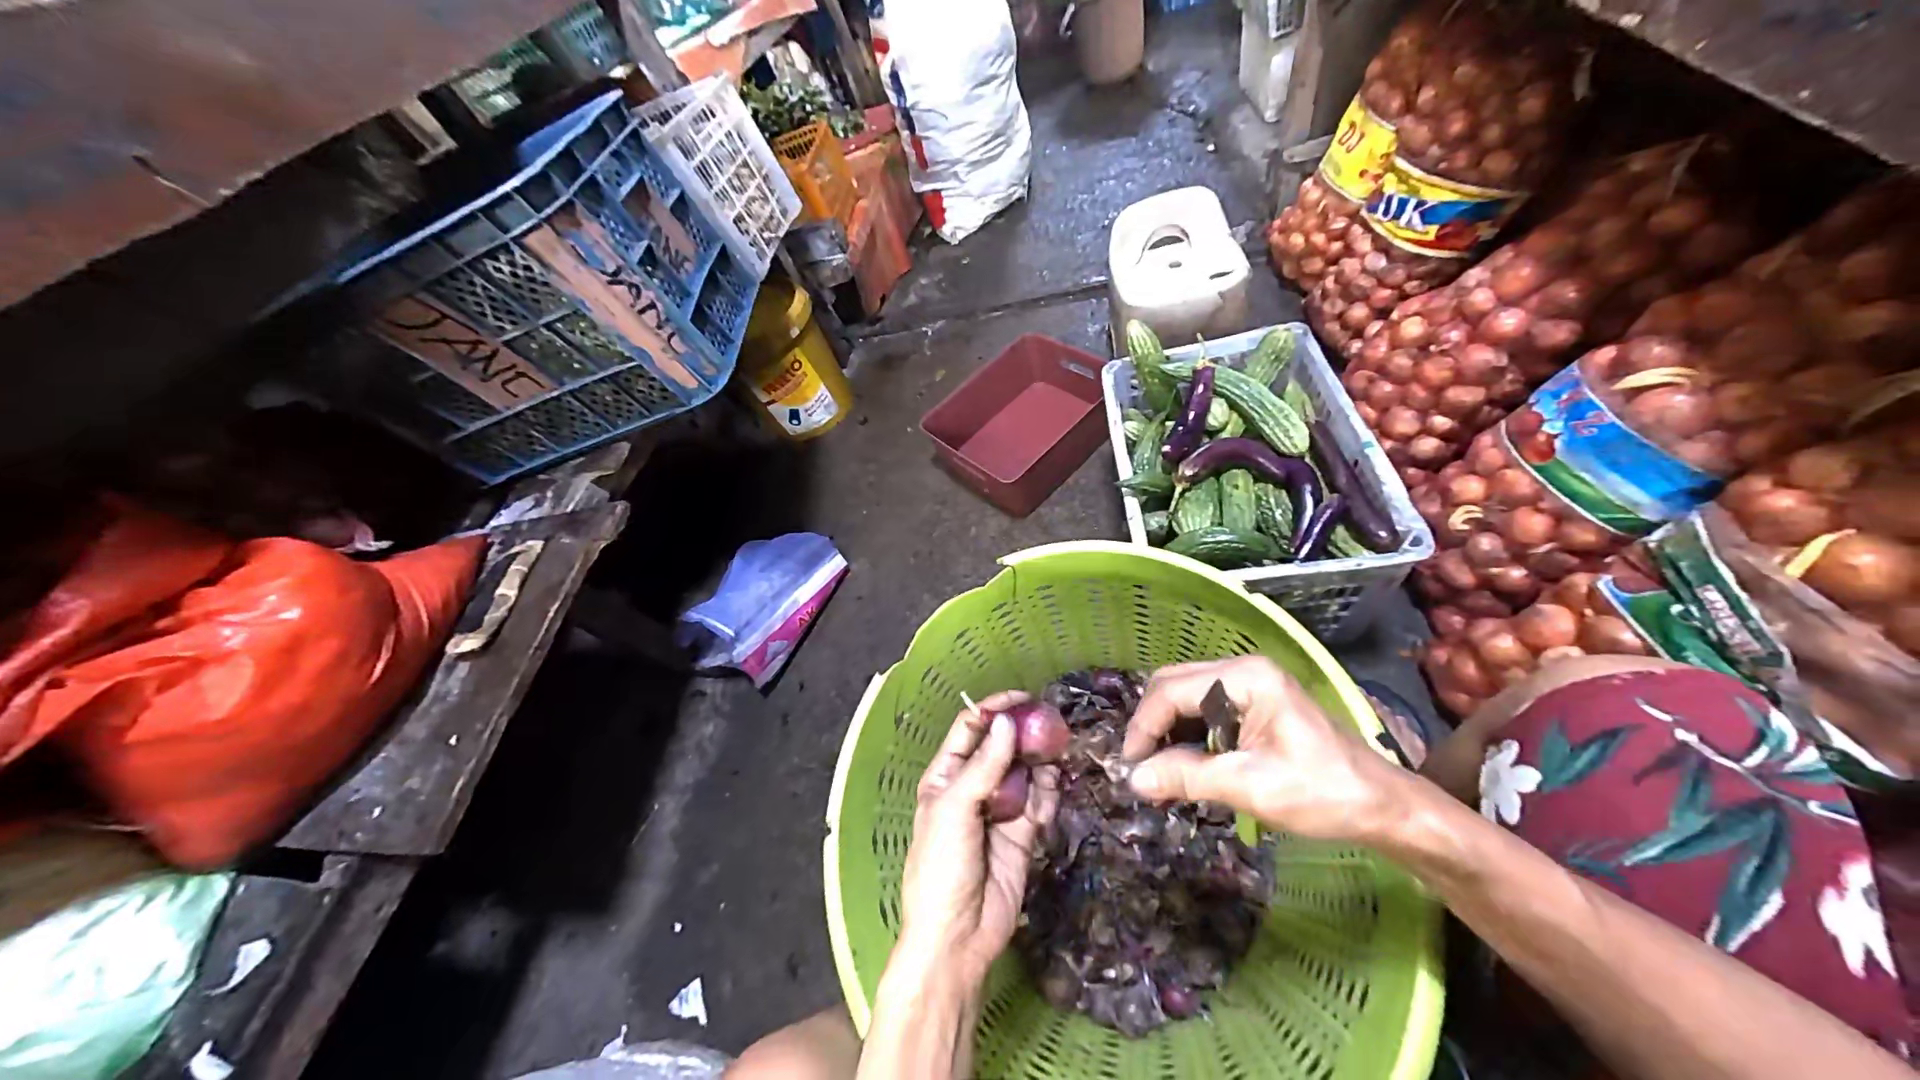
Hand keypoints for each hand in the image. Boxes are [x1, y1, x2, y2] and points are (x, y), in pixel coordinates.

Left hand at [896, 691, 1059, 989]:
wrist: (958, 937)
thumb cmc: (941, 867)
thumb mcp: (954, 809)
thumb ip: (984, 767)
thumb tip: (1007, 724)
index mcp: (946, 776)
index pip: (970, 730)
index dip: (994, 710)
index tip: (1023, 697)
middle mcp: (973, 787)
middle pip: (1003, 748)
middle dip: (1024, 733)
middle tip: (1051, 722)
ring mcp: (999, 810)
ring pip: (1026, 773)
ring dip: (1041, 761)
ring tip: (1058, 751)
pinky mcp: (1023, 833)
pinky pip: (1039, 802)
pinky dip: (1049, 793)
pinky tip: (1053, 789)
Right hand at [1123, 656, 1410, 842]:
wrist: (1382, 807)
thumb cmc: (1323, 793)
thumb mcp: (1251, 787)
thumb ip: (1187, 777)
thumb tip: (1133, 779)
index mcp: (1245, 678)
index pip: (1171, 691)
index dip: (1143, 728)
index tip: (1130, 767)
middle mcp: (1242, 670)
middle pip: (1172, 685)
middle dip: (1151, 726)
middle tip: (1140, 769)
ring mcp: (1247, 685)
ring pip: (1184, 697)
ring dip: (1166, 732)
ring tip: (1158, 773)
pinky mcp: (1251, 704)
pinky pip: (1203, 710)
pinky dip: (1186, 736)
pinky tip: (1183, 766)